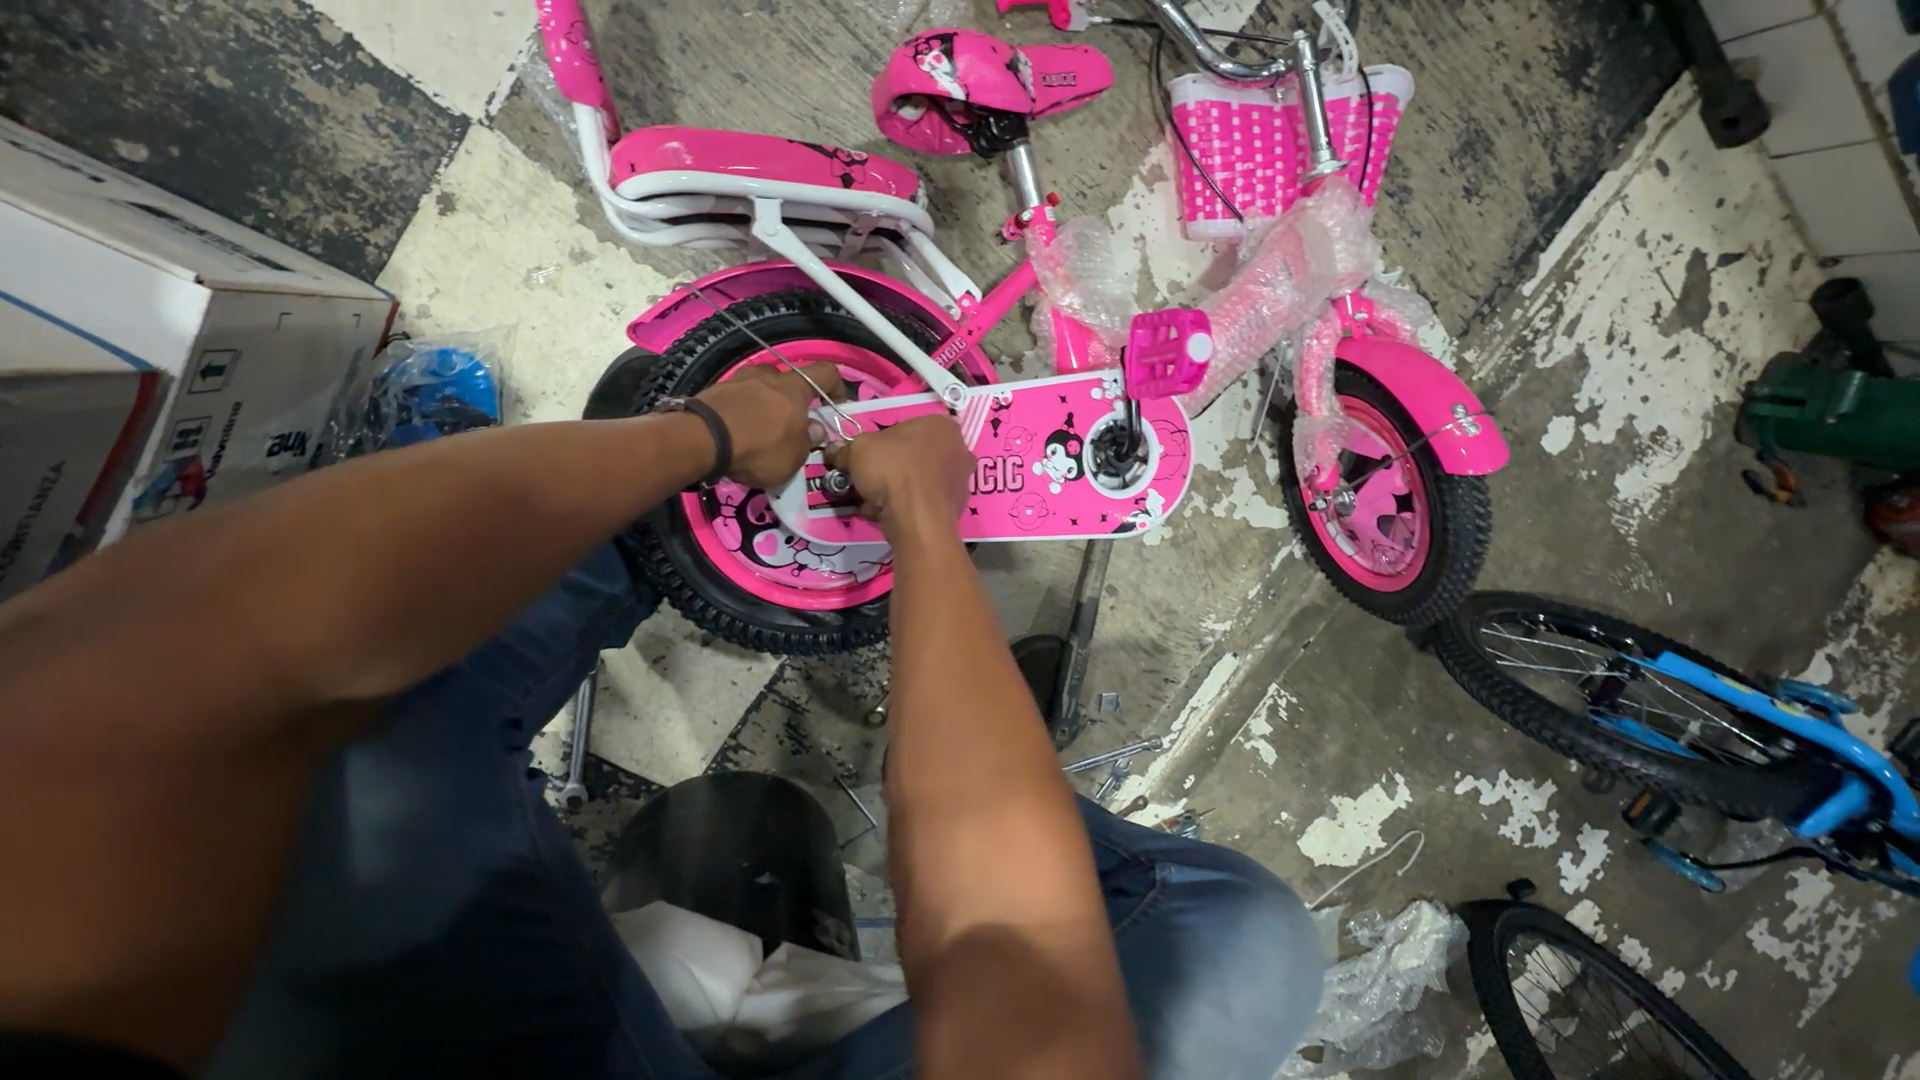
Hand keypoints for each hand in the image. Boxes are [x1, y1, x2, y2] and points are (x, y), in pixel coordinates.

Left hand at [696, 362, 847, 489]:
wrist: (701, 440)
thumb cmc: (759, 448)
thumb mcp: (794, 457)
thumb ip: (808, 441)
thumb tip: (814, 428)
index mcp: (795, 388)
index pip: (826, 373)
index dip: (837, 387)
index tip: (836, 406)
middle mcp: (768, 375)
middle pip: (790, 383)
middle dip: (795, 404)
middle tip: (792, 428)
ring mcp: (739, 379)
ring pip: (763, 389)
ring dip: (767, 406)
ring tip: (762, 431)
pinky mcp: (716, 390)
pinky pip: (739, 398)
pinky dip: (743, 412)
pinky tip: (738, 432)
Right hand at [823, 415, 973, 541]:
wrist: (916, 517)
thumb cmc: (892, 470)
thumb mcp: (857, 450)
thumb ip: (845, 449)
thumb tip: (835, 452)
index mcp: (941, 425)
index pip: (905, 429)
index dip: (880, 444)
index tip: (865, 459)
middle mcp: (959, 449)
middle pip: (913, 457)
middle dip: (889, 470)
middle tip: (867, 481)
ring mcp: (961, 481)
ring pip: (918, 482)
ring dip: (895, 491)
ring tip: (873, 502)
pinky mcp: (957, 508)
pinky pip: (924, 503)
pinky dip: (906, 508)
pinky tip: (887, 515)